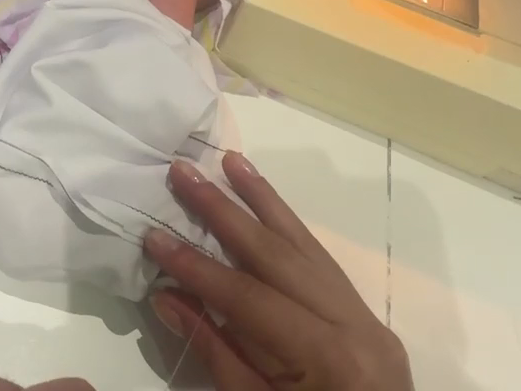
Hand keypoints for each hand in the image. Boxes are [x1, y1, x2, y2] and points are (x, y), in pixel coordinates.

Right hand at [147, 153, 413, 390]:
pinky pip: (323, 261)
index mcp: (328, 359)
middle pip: (277, 255)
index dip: (196, 267)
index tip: (153, 236)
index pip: (247, 297)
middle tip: (183, 171)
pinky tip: (267, 203)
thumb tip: (168, 295)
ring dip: (263, 199)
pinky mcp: (367, 316)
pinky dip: (290, 226)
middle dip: (224, 209)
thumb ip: (216, 349)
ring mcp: (366, 317)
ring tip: (231, 161)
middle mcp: (354, 326)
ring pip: (306, 244)